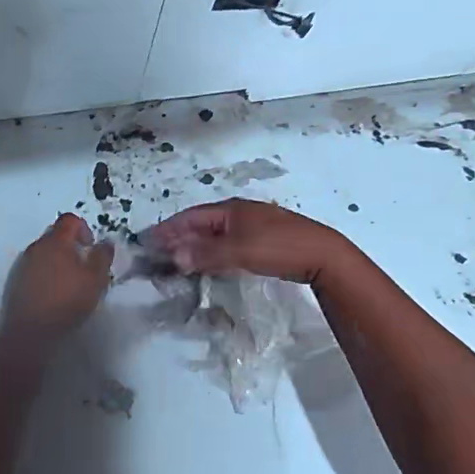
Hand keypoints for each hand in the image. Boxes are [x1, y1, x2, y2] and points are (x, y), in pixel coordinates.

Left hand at [1, 213, 112, 340]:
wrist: (31, 330)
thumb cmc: (67, 301)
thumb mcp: (96, 280)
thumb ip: (102, 257)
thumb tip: (105, 242)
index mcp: (55, 242)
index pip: (69, 220)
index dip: (84, 228)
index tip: (90, 248)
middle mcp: (36, 247)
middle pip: (55, 234)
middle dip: (71, 244)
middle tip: (83, 266)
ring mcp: (23, 263)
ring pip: (44, 251)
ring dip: (58, 259)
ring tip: (69, 282)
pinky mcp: (15, 279)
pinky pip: (34, 266)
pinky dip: (45, 272)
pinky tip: (53, 292)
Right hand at [143, 198, 350, 283]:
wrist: (325, 257)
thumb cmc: (279, 247)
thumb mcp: (239, 251)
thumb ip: (205, 254)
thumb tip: (173, 258)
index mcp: (231, 209)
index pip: (191, 217)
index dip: (169, 228)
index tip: (149, 240)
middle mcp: (240, 214)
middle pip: (201, 225)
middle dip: (180, 237)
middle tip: (160, 252)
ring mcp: (254, 227)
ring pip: (215, 235)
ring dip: (196, 247)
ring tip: (179, 260)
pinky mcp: (265, 243)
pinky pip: (228, 245)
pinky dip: (213, 253)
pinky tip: (209, 264)